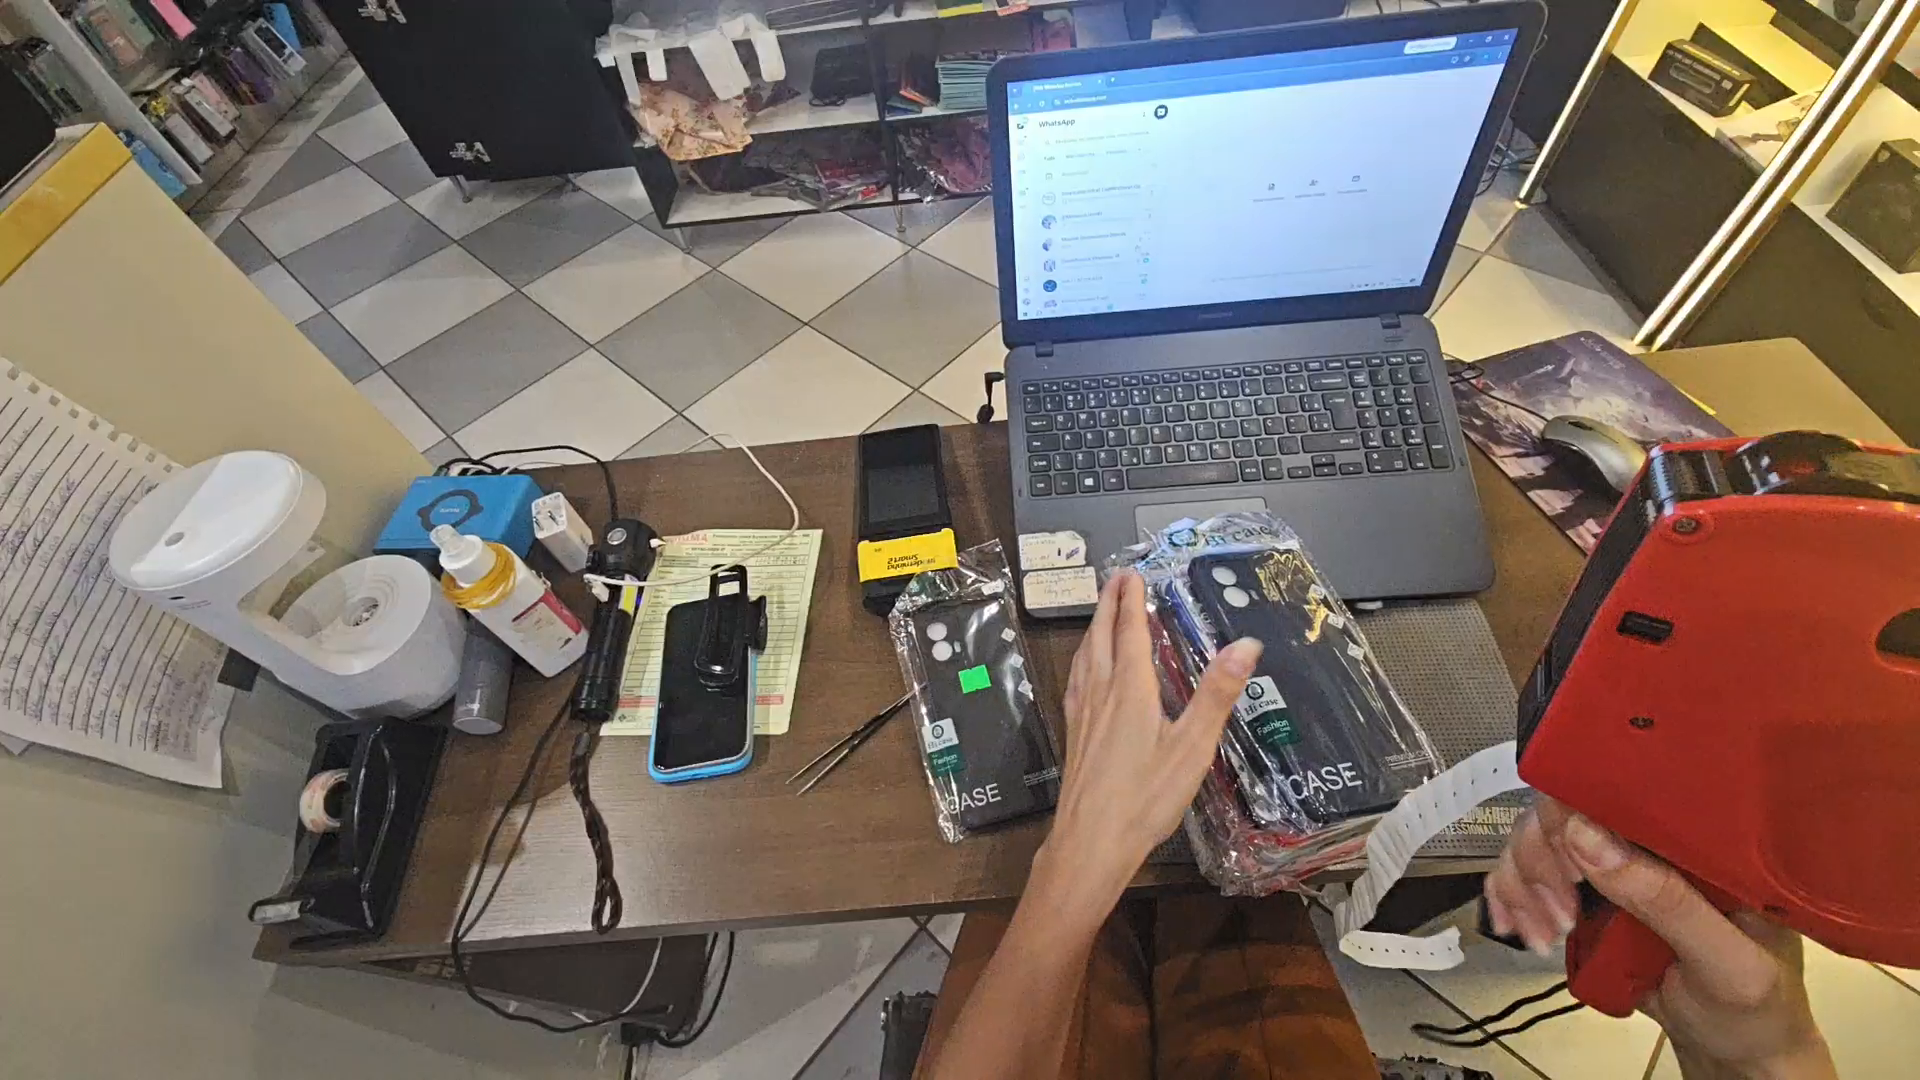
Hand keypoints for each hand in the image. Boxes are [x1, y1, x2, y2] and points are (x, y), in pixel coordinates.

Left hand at [1033, 571, 1260, 920]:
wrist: (1091, 839)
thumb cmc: (1146, 795)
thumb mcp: (1192, 746)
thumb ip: (1217, 694)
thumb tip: (1245, 645)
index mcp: (1130, 687)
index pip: (1129, 630)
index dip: (1131, 599)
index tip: (1131, 573)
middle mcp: (1100, 690)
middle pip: (1100, 635)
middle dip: (1107, 603)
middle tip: (1114, 578)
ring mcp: (1081, 710)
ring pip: (1084, 654)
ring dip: (1092, 626)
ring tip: (1100, 612)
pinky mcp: (1073, 729)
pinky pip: (1076, 676)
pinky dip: (1083, 656)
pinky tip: (1084, 667)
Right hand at [1486, 798, 1834, 1079]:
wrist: (1734, 1053)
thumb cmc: (1755, 1012)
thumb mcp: (1730, 965)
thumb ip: (1666, 901)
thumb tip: (1581, 833)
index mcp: (1690, 841)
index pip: (1618, 793)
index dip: (1576, 811)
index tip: (1567, 862)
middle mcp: (1639, 841)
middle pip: (1558, 815)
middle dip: (1541, 862)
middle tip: (1558, 914)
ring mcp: (1602, 864)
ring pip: (1529, 841)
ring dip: (1521, 885)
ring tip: (1542, 934)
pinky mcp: (1573, 889)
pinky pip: (1517, 872)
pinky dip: (1506, 895)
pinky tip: (1515, 925)